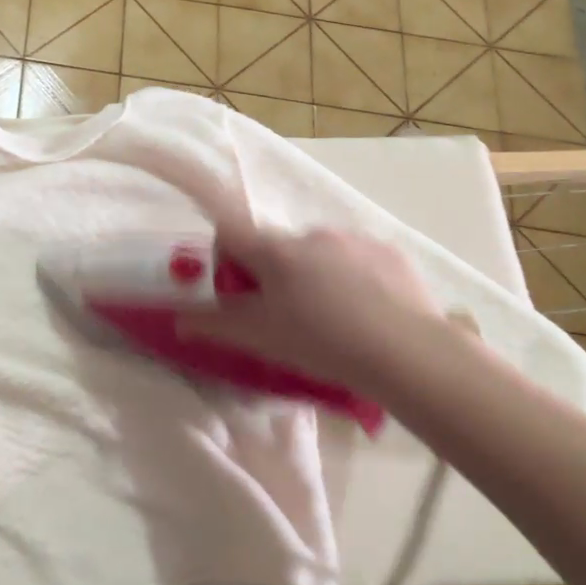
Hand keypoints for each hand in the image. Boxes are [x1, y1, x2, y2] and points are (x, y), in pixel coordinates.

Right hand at [180, 218, 459, 391]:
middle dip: (273, 274)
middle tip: (285, 317)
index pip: (229, 231)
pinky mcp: (391, 253)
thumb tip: (178, 319)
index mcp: (274, 250)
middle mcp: (310, 234)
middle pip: (276, 246)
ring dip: (315, 276)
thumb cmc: (320, 343)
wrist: (408, 353)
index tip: (235, 288)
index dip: (223, 257)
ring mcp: (354, 240)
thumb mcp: (258, 338)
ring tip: (333, 319)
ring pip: (319, 253)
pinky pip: (359, 260)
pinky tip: (367, 313)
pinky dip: (354, 279)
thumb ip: (212, 323)